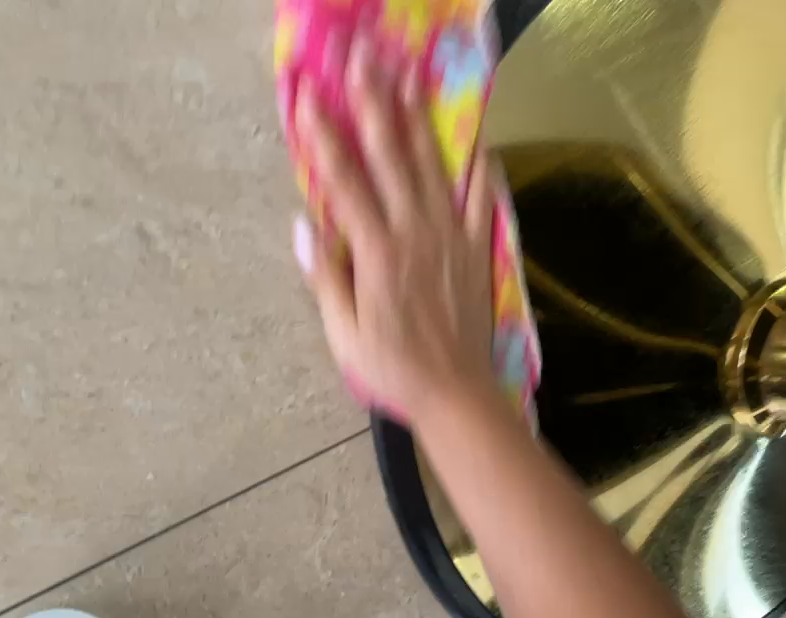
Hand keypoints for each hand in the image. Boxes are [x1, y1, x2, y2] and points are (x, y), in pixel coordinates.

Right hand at [294, 40, 501, 425]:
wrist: (456, 392)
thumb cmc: (394, 369)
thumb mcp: (345, 334)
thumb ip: (326, 278)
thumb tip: (302, 227)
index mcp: (378, 253)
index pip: (344, 183)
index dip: (324, 135)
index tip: (308, 94)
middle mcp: (416, 233)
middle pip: (391, 158)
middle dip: (374, 104)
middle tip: (363, 58)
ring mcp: (452, 237)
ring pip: (434, 166)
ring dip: (420, 118)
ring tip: (411, 74)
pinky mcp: (478, 249)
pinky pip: (482, 199)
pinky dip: (479, 167)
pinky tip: (476, 138)